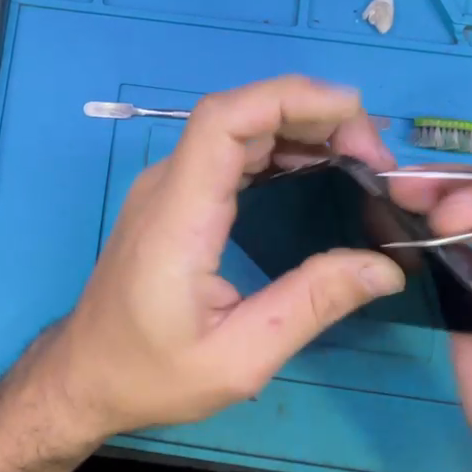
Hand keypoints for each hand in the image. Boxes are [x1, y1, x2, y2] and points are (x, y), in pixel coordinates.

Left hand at [26, 76, 409, 448]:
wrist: (87, 373)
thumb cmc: (152, 372)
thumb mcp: (239, 359)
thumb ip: (310, 305)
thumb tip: (384, 267)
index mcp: (178, 215)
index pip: (222, 122)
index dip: (286, 99)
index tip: (350, 111)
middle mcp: (167, 185)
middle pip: (237, 116)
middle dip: (311, 117)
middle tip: (374, 156)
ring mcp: (167, 187)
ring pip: (234, 129)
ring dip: (298, 129)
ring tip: (359, 159)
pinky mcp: (174, 197)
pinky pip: (227, 152)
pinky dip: (276, 147)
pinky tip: (316, 166)